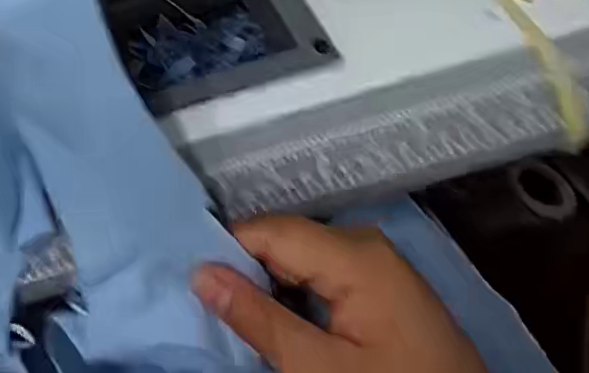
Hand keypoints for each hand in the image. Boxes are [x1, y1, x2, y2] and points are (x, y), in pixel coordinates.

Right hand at [192, 215, 486, 372]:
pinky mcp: (390, 292)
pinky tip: (295, 327)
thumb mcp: (321, 372)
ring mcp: (383, 267)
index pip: (267, 231)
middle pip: (286, 242)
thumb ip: (258, 316)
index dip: (228, 253)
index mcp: (355, 253)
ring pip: (304, 260)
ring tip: (258, 322)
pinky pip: (328, 277)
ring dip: (276, 288)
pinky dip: (304, 297)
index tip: (200, 284)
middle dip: (253, 273)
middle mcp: (367, 244)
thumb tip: (198, 271)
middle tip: (226, 311)